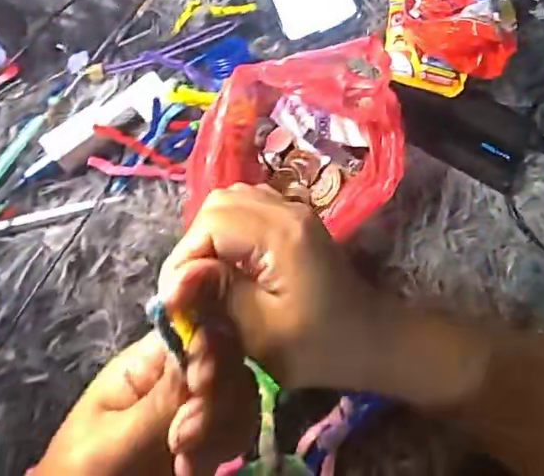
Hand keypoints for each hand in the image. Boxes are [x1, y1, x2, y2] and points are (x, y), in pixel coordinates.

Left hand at [33, 329, 252, 475]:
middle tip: (181, 447)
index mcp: (148, 361)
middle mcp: (178, 374)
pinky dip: (227, 447)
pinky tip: (194, 473)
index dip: (215, 349)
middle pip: (229, 358)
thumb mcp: (110, 447)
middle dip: (218, 401)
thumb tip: (213, 333)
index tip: (201, 392)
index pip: (201, 325)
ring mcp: (194, 407)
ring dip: (222, 431)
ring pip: (240, 392)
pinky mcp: (207, 440)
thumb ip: (164, 397)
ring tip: (185, 470)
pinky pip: (238, 426)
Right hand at [159, 184, 384, 392]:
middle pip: (220, 202)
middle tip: (190, 288)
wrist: (368, 336)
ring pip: (233, 200)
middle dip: (195, 242)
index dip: (186, 256)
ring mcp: (294, 209)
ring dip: (210, 234)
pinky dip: (230, 230)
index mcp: (282, 233)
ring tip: (206, 277)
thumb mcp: (261, 333)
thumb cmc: (317, 344)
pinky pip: (250, 207)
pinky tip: (231, 264)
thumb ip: (218, 296)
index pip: (213, 221)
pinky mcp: (295, 218)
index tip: (177, 299)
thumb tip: (175, 280)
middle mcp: (288, 209)